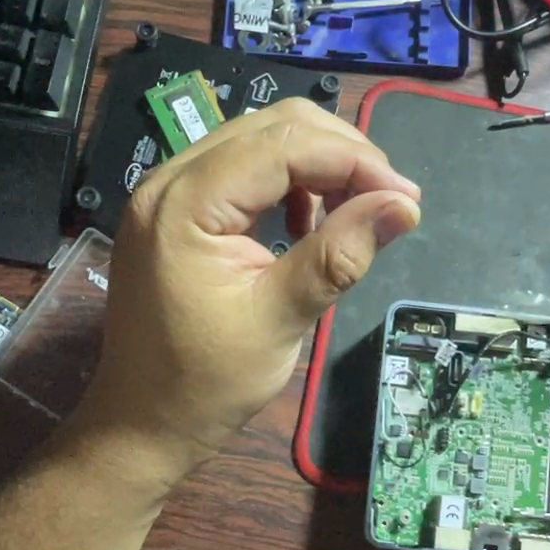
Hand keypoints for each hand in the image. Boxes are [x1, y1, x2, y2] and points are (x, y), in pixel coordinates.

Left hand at [75, 98, 421, 476]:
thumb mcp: (280, 320)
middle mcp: (170, 180)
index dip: (355, 161)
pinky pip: (242, 171)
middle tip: (389, 202)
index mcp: (186, 203)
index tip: (406, 200)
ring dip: (317, 165)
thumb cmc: (206, 383)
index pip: (284, 144)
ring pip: (258, 142)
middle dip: (340, 154)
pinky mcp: (177, 212)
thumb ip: (339, 256)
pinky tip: (308, 222)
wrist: (143, 421)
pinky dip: (287, 183)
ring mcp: (169, 193)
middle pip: (271, 127)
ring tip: (356, 210)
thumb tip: (404, 206)